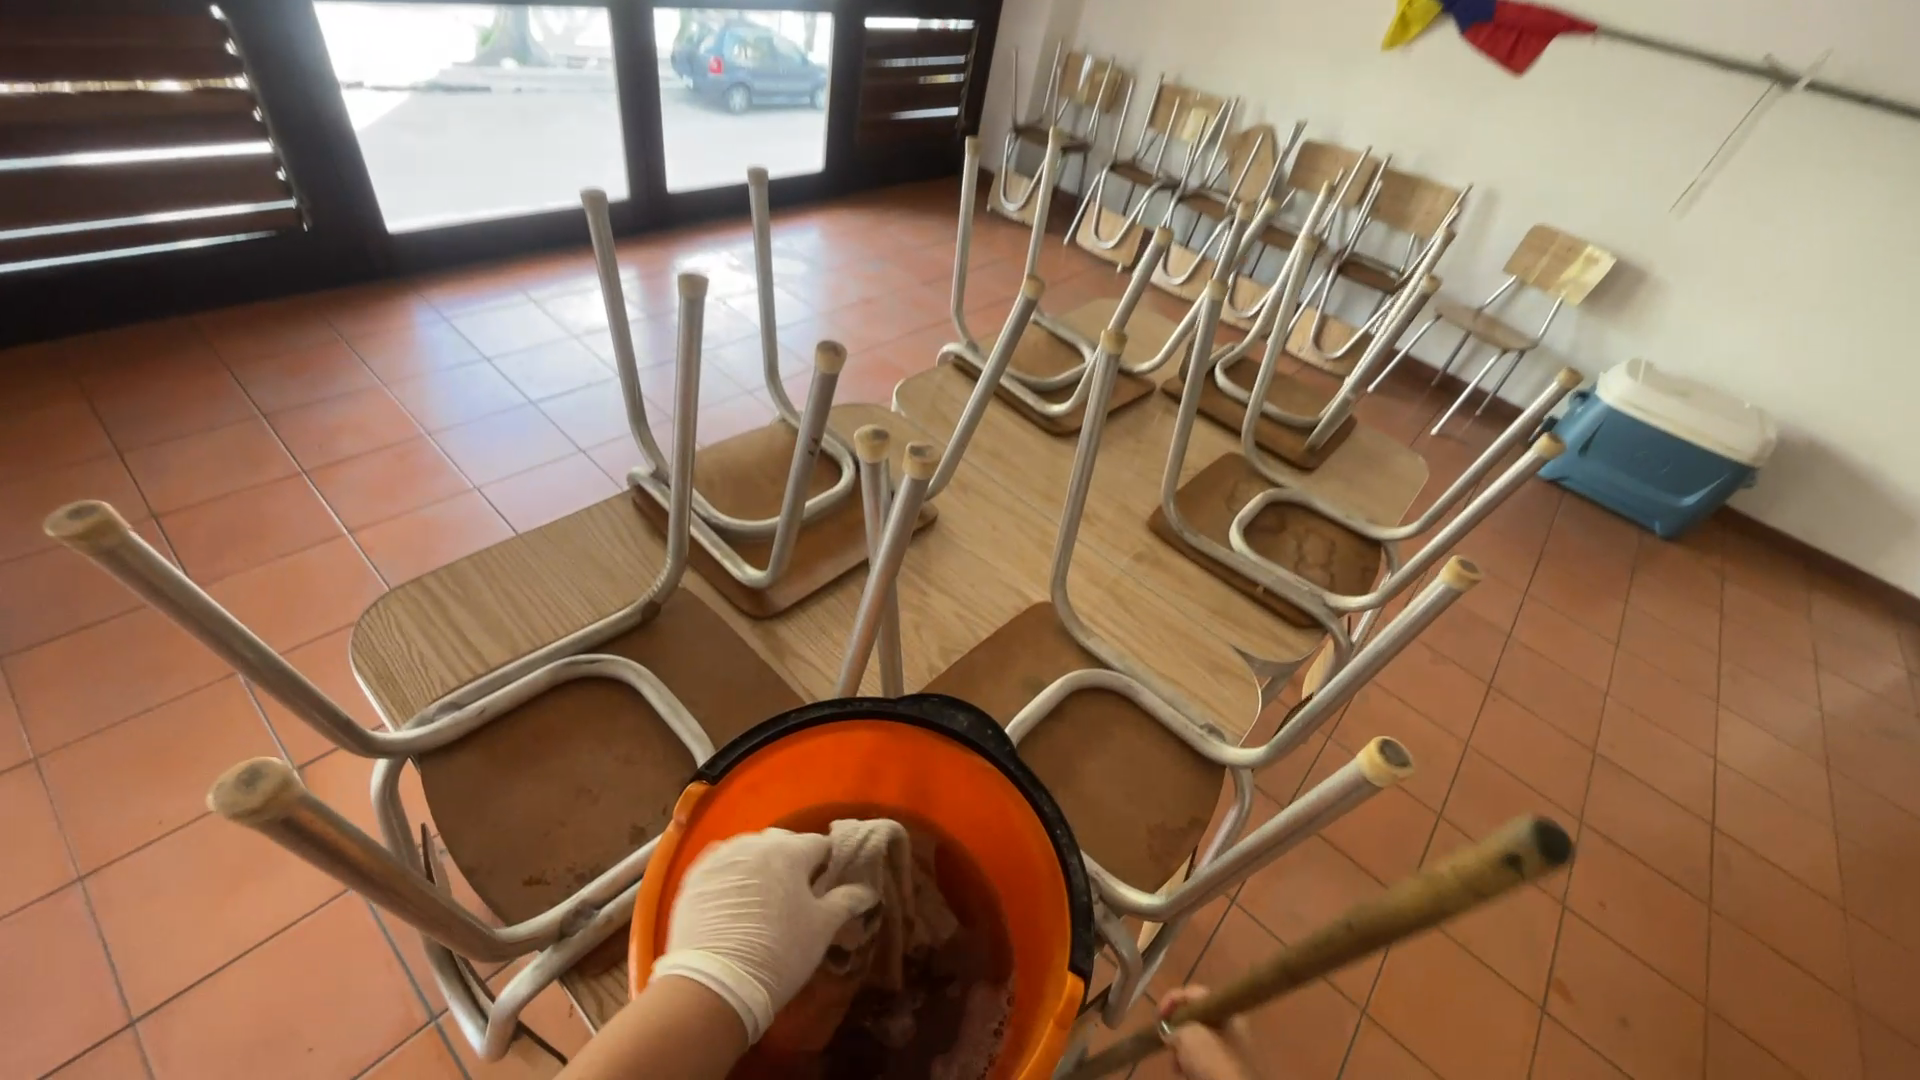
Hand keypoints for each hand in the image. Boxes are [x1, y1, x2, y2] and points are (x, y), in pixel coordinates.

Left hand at [649, 829, 877, 1043]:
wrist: (715, 984)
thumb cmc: (779, 951)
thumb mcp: (823, 928)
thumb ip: (847, 900)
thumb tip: (868, 889)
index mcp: (791, 850)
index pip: (820, 844)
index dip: (827, 863)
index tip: (827, 885)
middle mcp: (756, 843)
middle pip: (783, 844)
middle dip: (793, 862)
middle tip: (795, 895)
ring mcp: (722, 857)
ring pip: (750, 851)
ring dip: (760, 866)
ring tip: (762, 898)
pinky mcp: (695, 876)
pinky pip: (721, 865)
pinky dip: (732, 875)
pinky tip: (733, 899)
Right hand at [1158, 986, 1258, 1079]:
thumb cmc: (1212, 1062)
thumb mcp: (1188, 1036)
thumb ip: (1174, 1027)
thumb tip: (1169, 1033)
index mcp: (1227, 1013)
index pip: (1194, 993)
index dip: (1172, 1000)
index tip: (1158, 1017)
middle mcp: (1231, 1028)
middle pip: (1194, 1017)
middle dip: (1175, 1027)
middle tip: (1165, 1040)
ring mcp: (1229, 1051)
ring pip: (1196, 1041)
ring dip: (1180, 1048)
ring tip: (1174, 1063)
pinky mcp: (1224, 1072)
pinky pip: (1201, 1060)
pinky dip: (1188, 1063)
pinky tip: (1182, 1072)